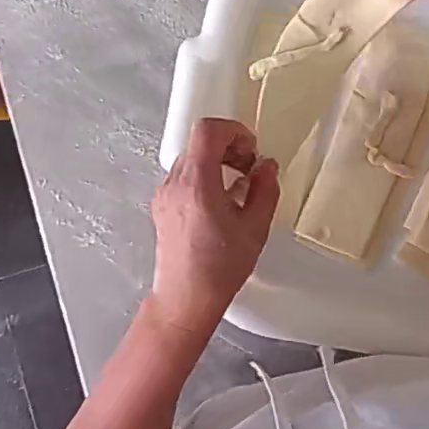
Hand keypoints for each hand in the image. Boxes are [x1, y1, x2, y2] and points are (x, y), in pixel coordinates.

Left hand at [147, 118, 279, 338]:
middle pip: (199, 143)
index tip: (250, 147)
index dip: (234, 131)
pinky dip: (203, 178)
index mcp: (197, 182)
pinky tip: (221, 203)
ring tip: (238, 187)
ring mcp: (165, 194)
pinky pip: (183, 178)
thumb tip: (266, 167)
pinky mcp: (162, 206)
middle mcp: (175, 183)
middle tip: (249, 167)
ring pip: (191, 159)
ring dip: (216, 163)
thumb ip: (265, 189)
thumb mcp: (255, 227)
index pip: (208, 131)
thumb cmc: (217, 269)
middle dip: (228, 147)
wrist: (186, 298)